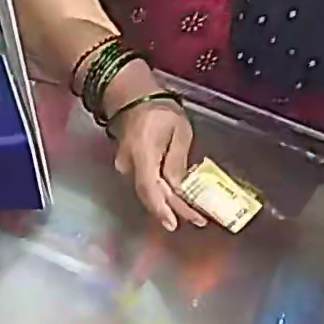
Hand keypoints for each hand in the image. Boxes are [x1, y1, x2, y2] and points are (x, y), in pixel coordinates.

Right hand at [107, 72, 206, 231]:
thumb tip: (180, 187)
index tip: (173, 223)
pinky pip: (148, 185)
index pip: (150, 187)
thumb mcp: (178, 131)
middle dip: (174, 210)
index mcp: (143, 153)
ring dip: (170, 204)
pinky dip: (163, 194)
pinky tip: (178, 200)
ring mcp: (127, 170)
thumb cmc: (159, 110)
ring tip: (192, 213)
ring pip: (150, 192)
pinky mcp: (130, 170)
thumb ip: (178, 161)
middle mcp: (130, 166)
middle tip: (196, 220)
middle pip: (151, 195)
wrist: (132, 100)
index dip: (161, 208)